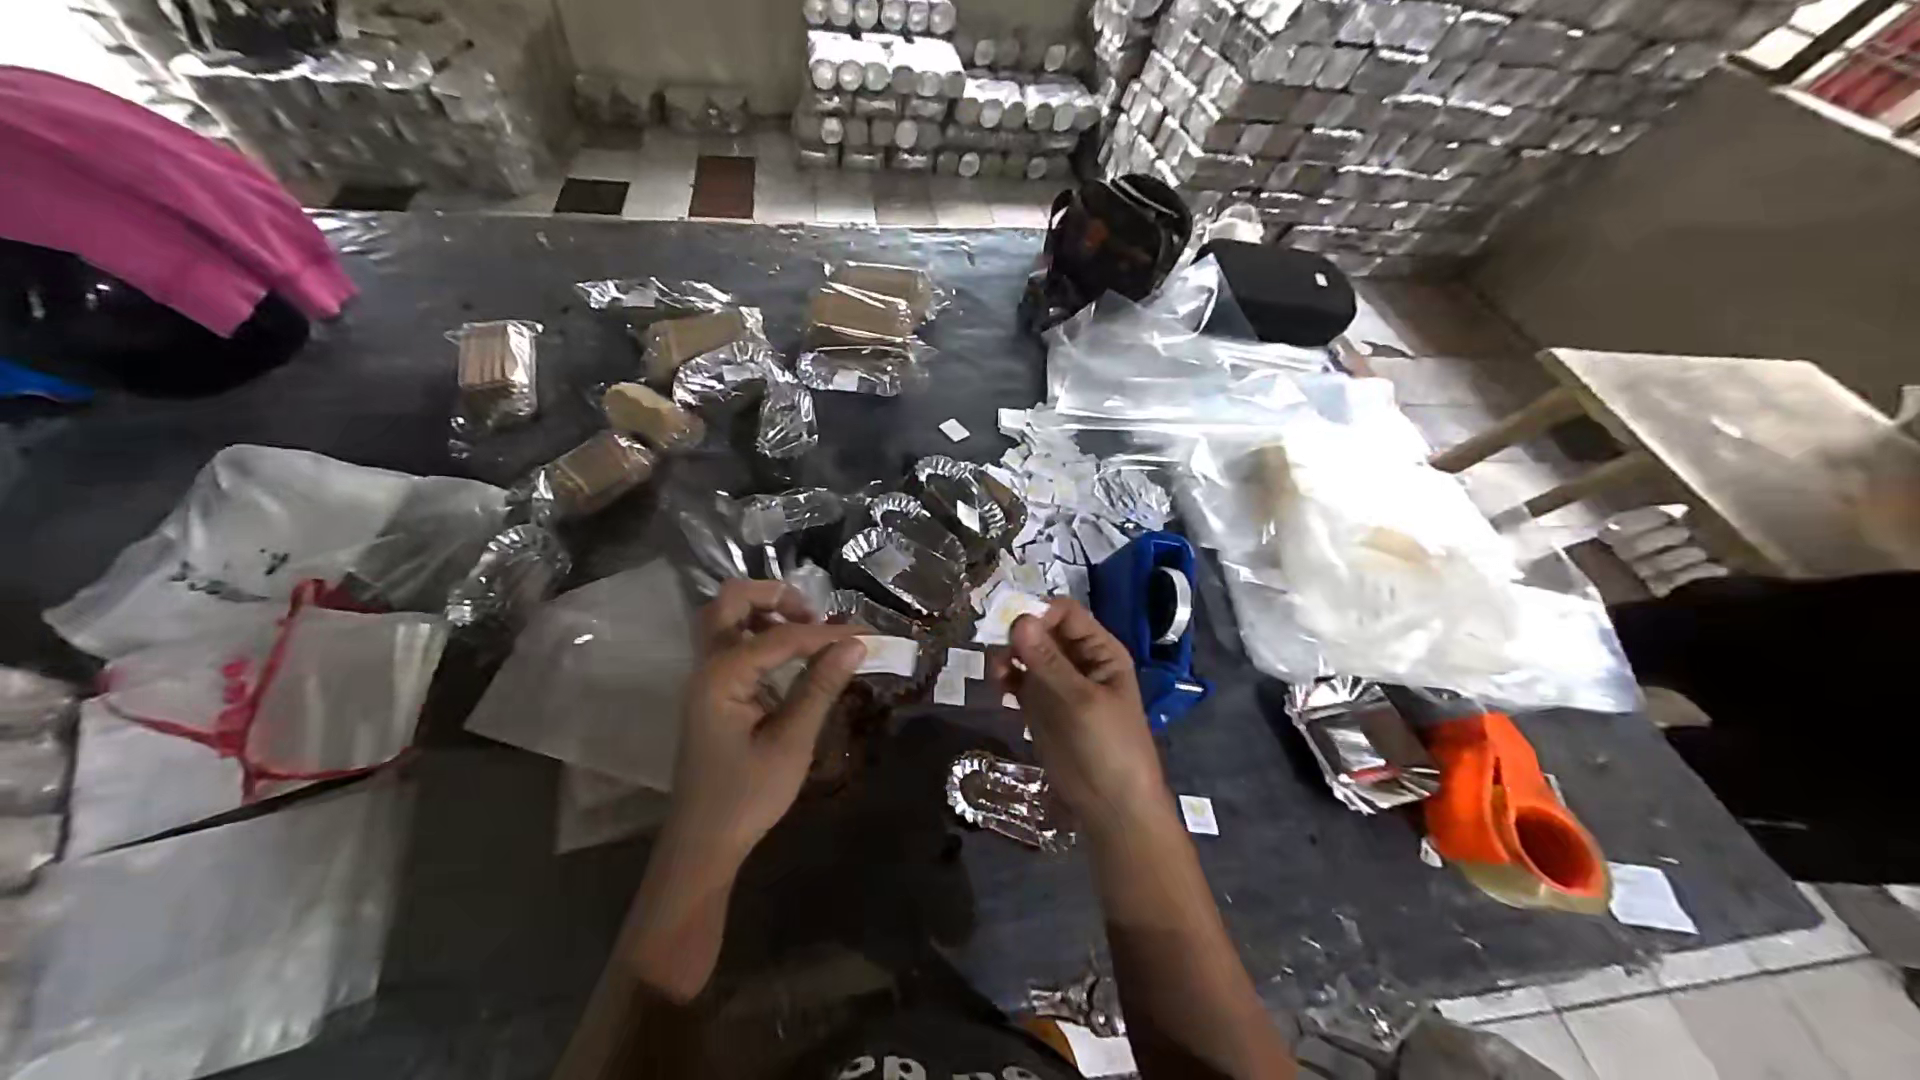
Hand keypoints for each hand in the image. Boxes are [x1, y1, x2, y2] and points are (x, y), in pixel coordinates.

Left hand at [669, 580, 865, 858]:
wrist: (703, 841)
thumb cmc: (747, 796)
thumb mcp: (791, 742)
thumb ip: (820, 687)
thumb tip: (855, 644)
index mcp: (722, 676)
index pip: (781, 635)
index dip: (826, 633)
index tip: (867, 635)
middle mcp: (706, 666)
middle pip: (731, 601)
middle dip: (776, 596)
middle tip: (815, 617)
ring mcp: (705, 678)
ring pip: (725, 618)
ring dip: (764, 611)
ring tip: (806, 632)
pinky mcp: (712, 692)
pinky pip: (730, 642)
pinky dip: (759, 634)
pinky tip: (789, 658)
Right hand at [988, 598, 1168, 827]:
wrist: (1111, 805)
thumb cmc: (1109, 747)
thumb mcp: (1081, 701)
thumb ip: (1048, 662)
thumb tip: (1018, 620)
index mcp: (1100, 651)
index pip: (1065, 614)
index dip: (1039, 614)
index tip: (1012, 629)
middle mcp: (1078, 660)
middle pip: (1042, 630)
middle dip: (1017, 634)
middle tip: (998, 651)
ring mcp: (1057, 683)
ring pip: (1026, 653)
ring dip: (1008, 655)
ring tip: (999, 673)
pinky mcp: (1039, 705)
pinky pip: (1018, 679)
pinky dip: (1006, 678)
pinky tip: (999, 688)